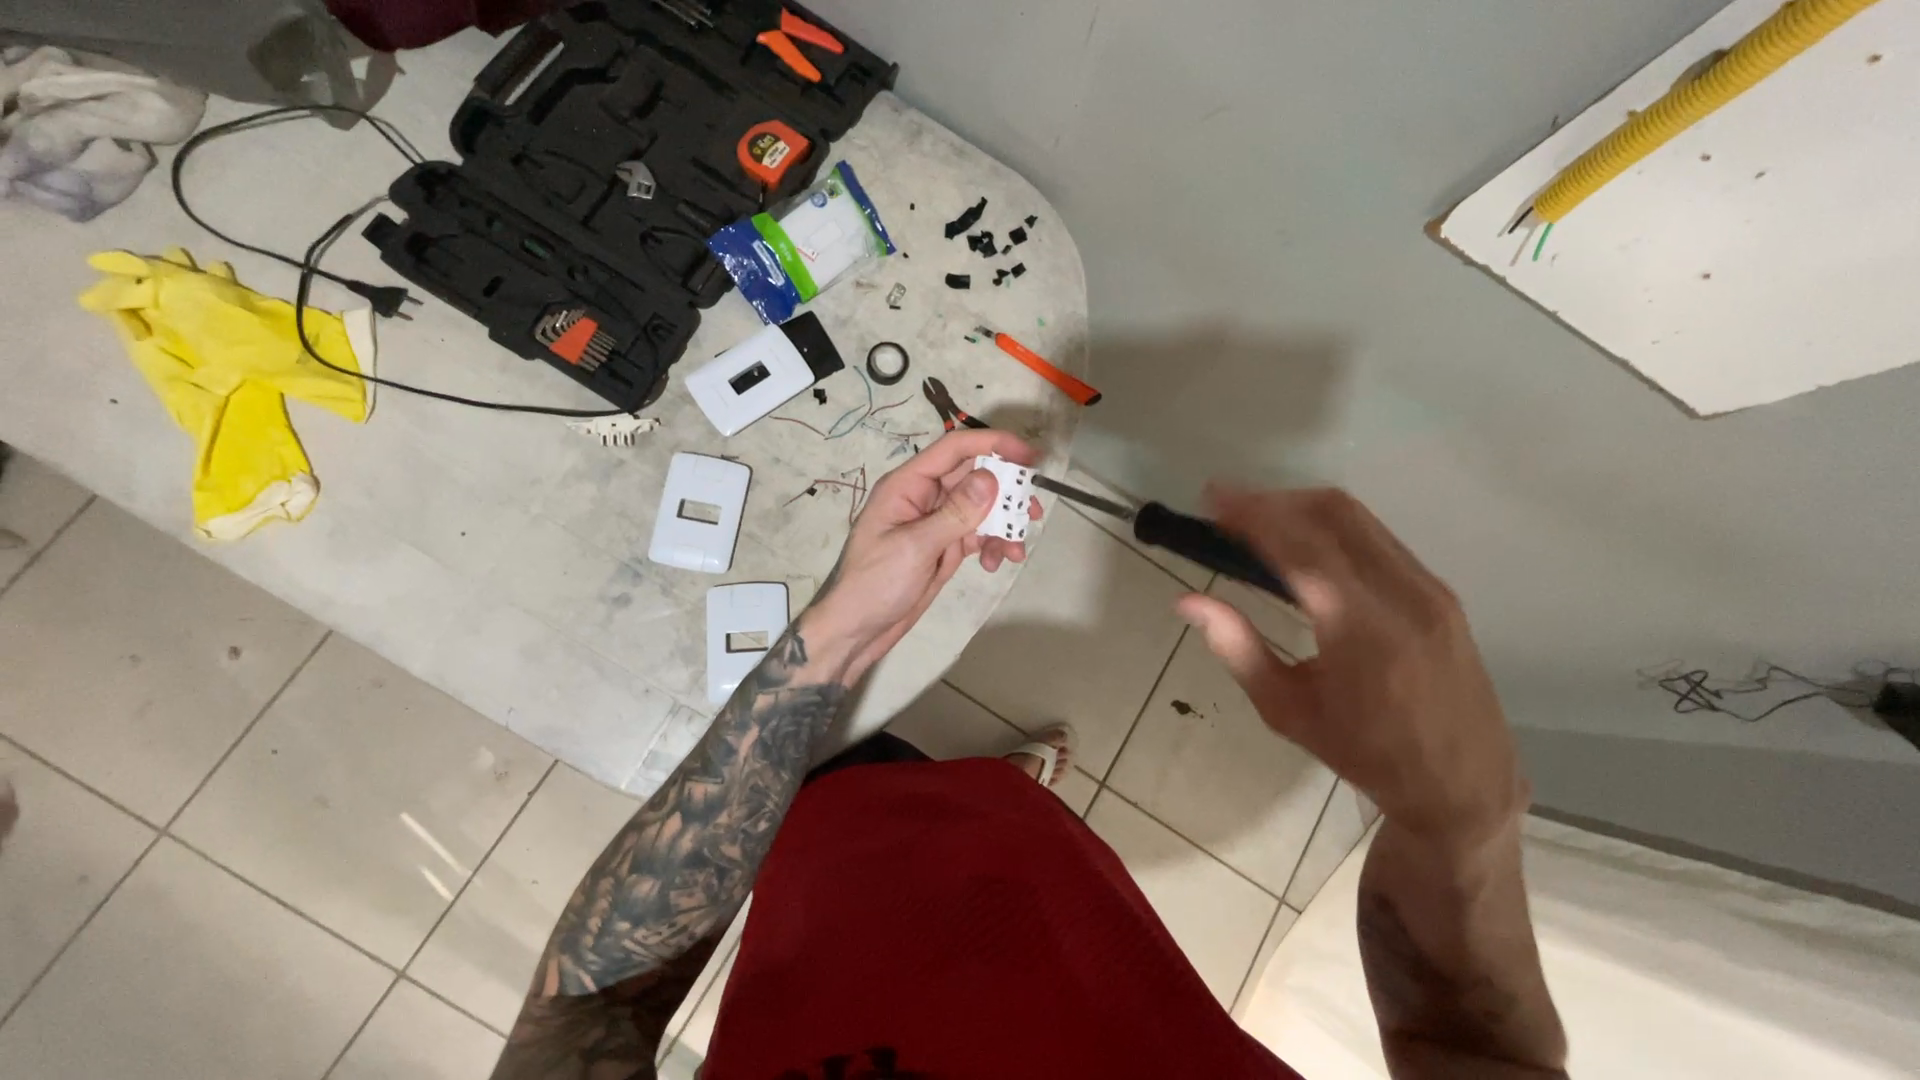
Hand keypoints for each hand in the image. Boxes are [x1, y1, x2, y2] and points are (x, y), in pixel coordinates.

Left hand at [804, 430, 1041, 684]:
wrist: (857, 630)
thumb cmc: (875, 584)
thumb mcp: (915, 547)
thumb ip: (955, 513)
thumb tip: (990, 478)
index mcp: (908, 486)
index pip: (954, 450)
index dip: (993, 445)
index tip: (1030, 456)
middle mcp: (924, 497)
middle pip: (974, 477)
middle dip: (1007, 492)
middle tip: (1033, 511)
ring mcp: (936, 522)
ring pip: (981, 508)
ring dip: (1002, 525)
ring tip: (1016, 550)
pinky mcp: (945, 546)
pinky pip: (977, 534)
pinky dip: (992, 545)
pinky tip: (996, 564)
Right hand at [1175, 488, 1526, 848]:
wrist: (1462, 784)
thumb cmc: (1364, 754)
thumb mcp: (1287, 710)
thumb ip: (1237, 647)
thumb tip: (1187, 601)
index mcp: (1360, 630)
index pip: (1299, 547)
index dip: (1252, 514)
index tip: (1212, 498)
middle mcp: (1403, 594)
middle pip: (1333, 513)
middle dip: (1275, 500)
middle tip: (1229, 509)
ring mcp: (1429, 588)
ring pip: (1359, 518)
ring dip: (1303, 509)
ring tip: (1259, 522)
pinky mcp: (1440, 592)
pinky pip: (1378, 538)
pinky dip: (1333, 528)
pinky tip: (1305, 546)